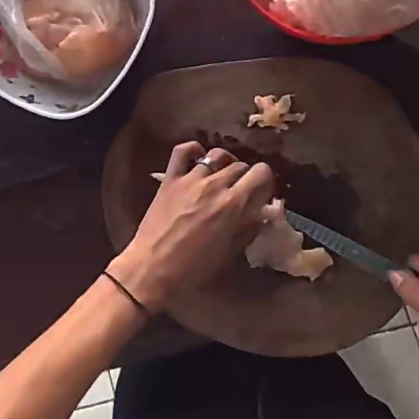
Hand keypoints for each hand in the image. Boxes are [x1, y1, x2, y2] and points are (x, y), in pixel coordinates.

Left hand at [107, 142, 273, 309]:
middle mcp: (215, 186)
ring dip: (224, 164)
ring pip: (217, 155)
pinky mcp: (170, 178)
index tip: (260, 192)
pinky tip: (198, 157)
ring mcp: (191, 179)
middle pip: (240, 165)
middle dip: (245, 177)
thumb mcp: (231, 252)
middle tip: (239, 191)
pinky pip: (183, 151)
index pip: (262, 173)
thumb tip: (261, 211)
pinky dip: (194, 149)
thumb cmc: (195, 268)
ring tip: (221, 176)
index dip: (264, 181)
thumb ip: (250, 227)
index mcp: (234, 205)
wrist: (154, 268)